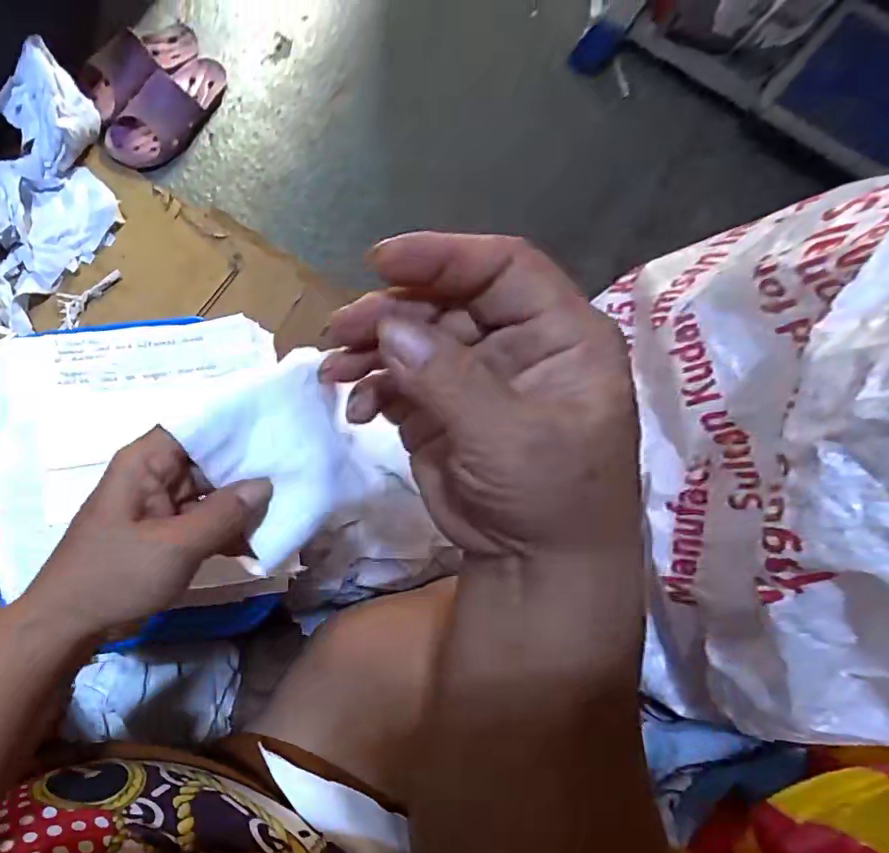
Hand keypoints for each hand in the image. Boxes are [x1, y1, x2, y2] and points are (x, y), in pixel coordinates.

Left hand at [21, 428, 270, 636]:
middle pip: (206, 460)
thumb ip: (222, 514)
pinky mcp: (160, 537)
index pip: (196, 426)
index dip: (237, 423)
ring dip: (241, 505)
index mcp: (144, 463)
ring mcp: (155, 508)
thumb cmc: (115, 575)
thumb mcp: (174, 546)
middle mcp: (150, 477)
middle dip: (248, 468)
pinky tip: (264, 541)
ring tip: (294, 505)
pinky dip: (225, 531)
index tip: (282, 425)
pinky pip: (198, 523)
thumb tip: (263, 484)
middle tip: (302, 470)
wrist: (69, 620)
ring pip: (206, 494)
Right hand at [319, 233, 640, 561]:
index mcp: (555, 335)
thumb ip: (448, 379)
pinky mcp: (434, 411)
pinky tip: (358, 409)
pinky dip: (370, 389)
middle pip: (442, 303)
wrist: (530, 559)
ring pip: (410, 341)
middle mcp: (511, 347)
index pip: (501, 270)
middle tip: (339, 332)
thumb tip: (388, 328)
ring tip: (334, 370)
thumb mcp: (506, 434)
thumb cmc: (546, 494)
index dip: (442, 257)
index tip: (379, 261)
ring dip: (368, 350)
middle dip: (388, 312)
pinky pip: (394, 382)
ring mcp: (468, 380)